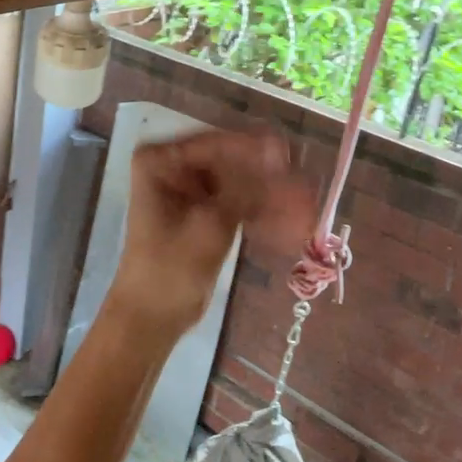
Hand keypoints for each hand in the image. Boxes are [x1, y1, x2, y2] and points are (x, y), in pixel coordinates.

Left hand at [103, 129, 311, 338]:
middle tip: (306, 189)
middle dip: (269, 178)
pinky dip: (265, 214)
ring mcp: (191, 190)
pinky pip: (241, 204)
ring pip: (242, 184)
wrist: (153, 317)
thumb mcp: (209, 225)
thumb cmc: (169, 269)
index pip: (214, 144)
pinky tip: (296, 225)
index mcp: (159, 160)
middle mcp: (173, 167)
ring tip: (308, 210)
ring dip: (274, 198)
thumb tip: (279, 151)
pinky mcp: (207, 213)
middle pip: (232, 163)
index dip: (253, 150)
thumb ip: (246, 187)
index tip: (288, 156)